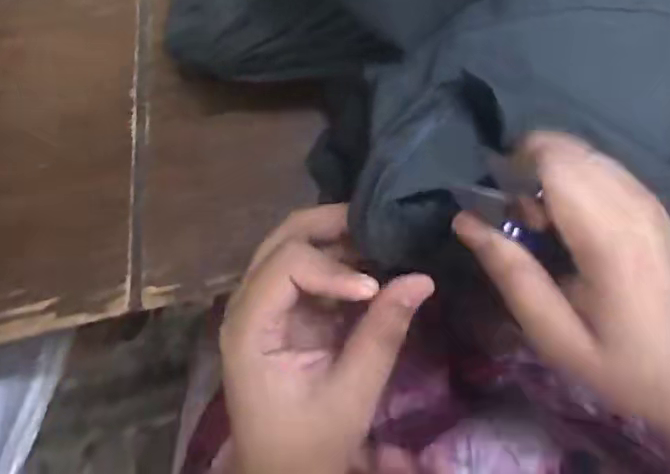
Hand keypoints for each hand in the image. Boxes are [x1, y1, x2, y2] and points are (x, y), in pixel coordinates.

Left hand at [221, 205, 433, 473]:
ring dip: (335, 234)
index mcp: (248, 328)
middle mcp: (246, 303)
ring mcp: (261, 302)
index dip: (333, 267)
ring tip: (378, 238)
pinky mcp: (281, 307)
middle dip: (331, 224)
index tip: (374, 289)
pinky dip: (337, 255)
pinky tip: (369, 259)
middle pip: (285, 237)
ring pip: (292, 241)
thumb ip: (382, 334)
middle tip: (378, 226)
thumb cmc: (309, 445)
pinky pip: (305, 261)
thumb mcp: (351, 398)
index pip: (287, 264)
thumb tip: (423, 278)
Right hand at [455, 133, 669, 472]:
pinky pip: (597, 161)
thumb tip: (464, 218)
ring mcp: (645, 194)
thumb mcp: (555, 336)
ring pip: (579, 149)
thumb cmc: (621, 363)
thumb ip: (511, 273)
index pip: (555, 159)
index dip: (517, 166)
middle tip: (524, 221)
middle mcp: (630, 201)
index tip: (504, 209)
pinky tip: (572, 219)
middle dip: (529, 168)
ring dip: (550, 170)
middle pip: (564, 146)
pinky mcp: (649, 196)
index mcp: (609, 236)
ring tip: (548, 223)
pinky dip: (571, 174)